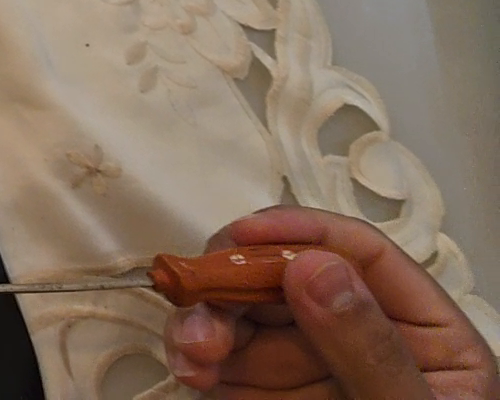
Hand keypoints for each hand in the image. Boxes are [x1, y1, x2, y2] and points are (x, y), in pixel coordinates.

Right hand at [164, 207, 497, 399]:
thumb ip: (373, 352)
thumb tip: (316, 266)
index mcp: (418, 334)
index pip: (358, 251)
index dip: (299, 230)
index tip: (247, 237)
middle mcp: (345, 327)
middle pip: (273, 265)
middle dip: (225, 278)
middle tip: (198, 296)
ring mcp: (291, 349)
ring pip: (227, 296)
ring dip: (198, 314)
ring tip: (193, 355)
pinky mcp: (247, 372)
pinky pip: (203, 336)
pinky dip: (185, 344)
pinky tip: (189, 368)